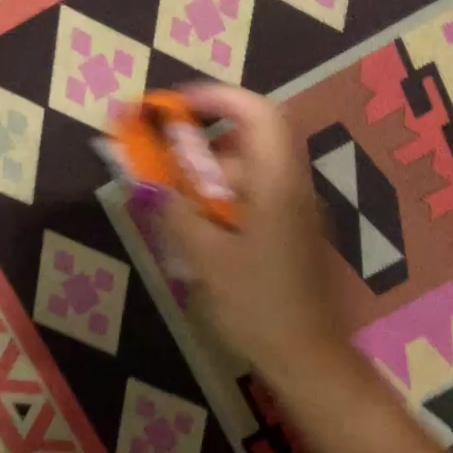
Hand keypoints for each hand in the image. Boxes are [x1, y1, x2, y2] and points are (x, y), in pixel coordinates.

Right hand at [158, 82, 351, 381]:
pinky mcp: (292, 235)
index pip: (257, 111)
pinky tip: (202, 237)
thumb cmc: (256, 304)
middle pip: (251, 143)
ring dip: (212, 182)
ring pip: (251, 175)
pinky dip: (226, 205)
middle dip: (205, 148)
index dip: (217, 98)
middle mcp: (292, 186)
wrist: (304, 354)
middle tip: (167, 170)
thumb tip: (148, 182)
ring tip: (178, 210)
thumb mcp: (207, 259)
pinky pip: (256, 201)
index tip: (176, 110)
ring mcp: (296, 212)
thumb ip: (177, 213)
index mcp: (276, 182)